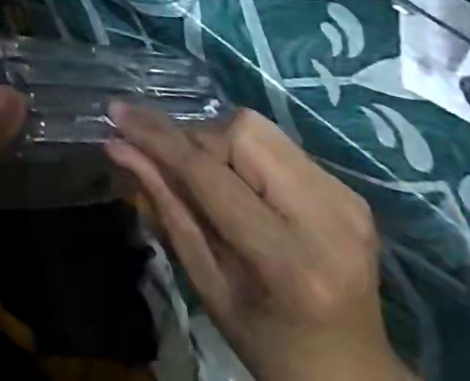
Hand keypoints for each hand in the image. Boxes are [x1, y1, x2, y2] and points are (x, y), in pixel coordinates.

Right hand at [106, 105, 413, 380]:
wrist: (346, 367)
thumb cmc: (262, 335)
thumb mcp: (203, 278)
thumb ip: (164, 203)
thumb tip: (118, 145)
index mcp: (288, 260)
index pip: (209, 173)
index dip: (158, 138)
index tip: (117, 113)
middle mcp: (327, 220)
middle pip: (242, 133)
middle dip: (194, 138)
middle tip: (171, 163)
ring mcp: (347, 201)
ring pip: (260, 129)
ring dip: (218, 141)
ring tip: (207, 175)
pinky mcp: (352, 192)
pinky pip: (280, 144)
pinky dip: (245, 152)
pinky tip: (241, 184)